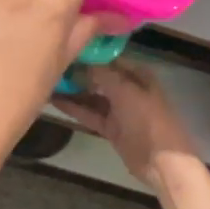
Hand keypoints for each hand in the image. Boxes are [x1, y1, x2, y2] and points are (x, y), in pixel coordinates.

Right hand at [54, 61, 198, 187]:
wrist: (161, 161)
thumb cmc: (147, 119)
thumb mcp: (125, 91)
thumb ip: (102, 74)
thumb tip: (81, 62)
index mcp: (137, 75)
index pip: (109, 58)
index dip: (89, 54)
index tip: (65, 47)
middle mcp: (128, 88)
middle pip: (99, 76)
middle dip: (78, 72)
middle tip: (51, 64)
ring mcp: (119, 109)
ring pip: (92, 96)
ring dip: (73, 90)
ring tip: (47, 80)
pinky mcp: (111, 127)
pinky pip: (90, 114)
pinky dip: (74, 108)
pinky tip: (54, 100)